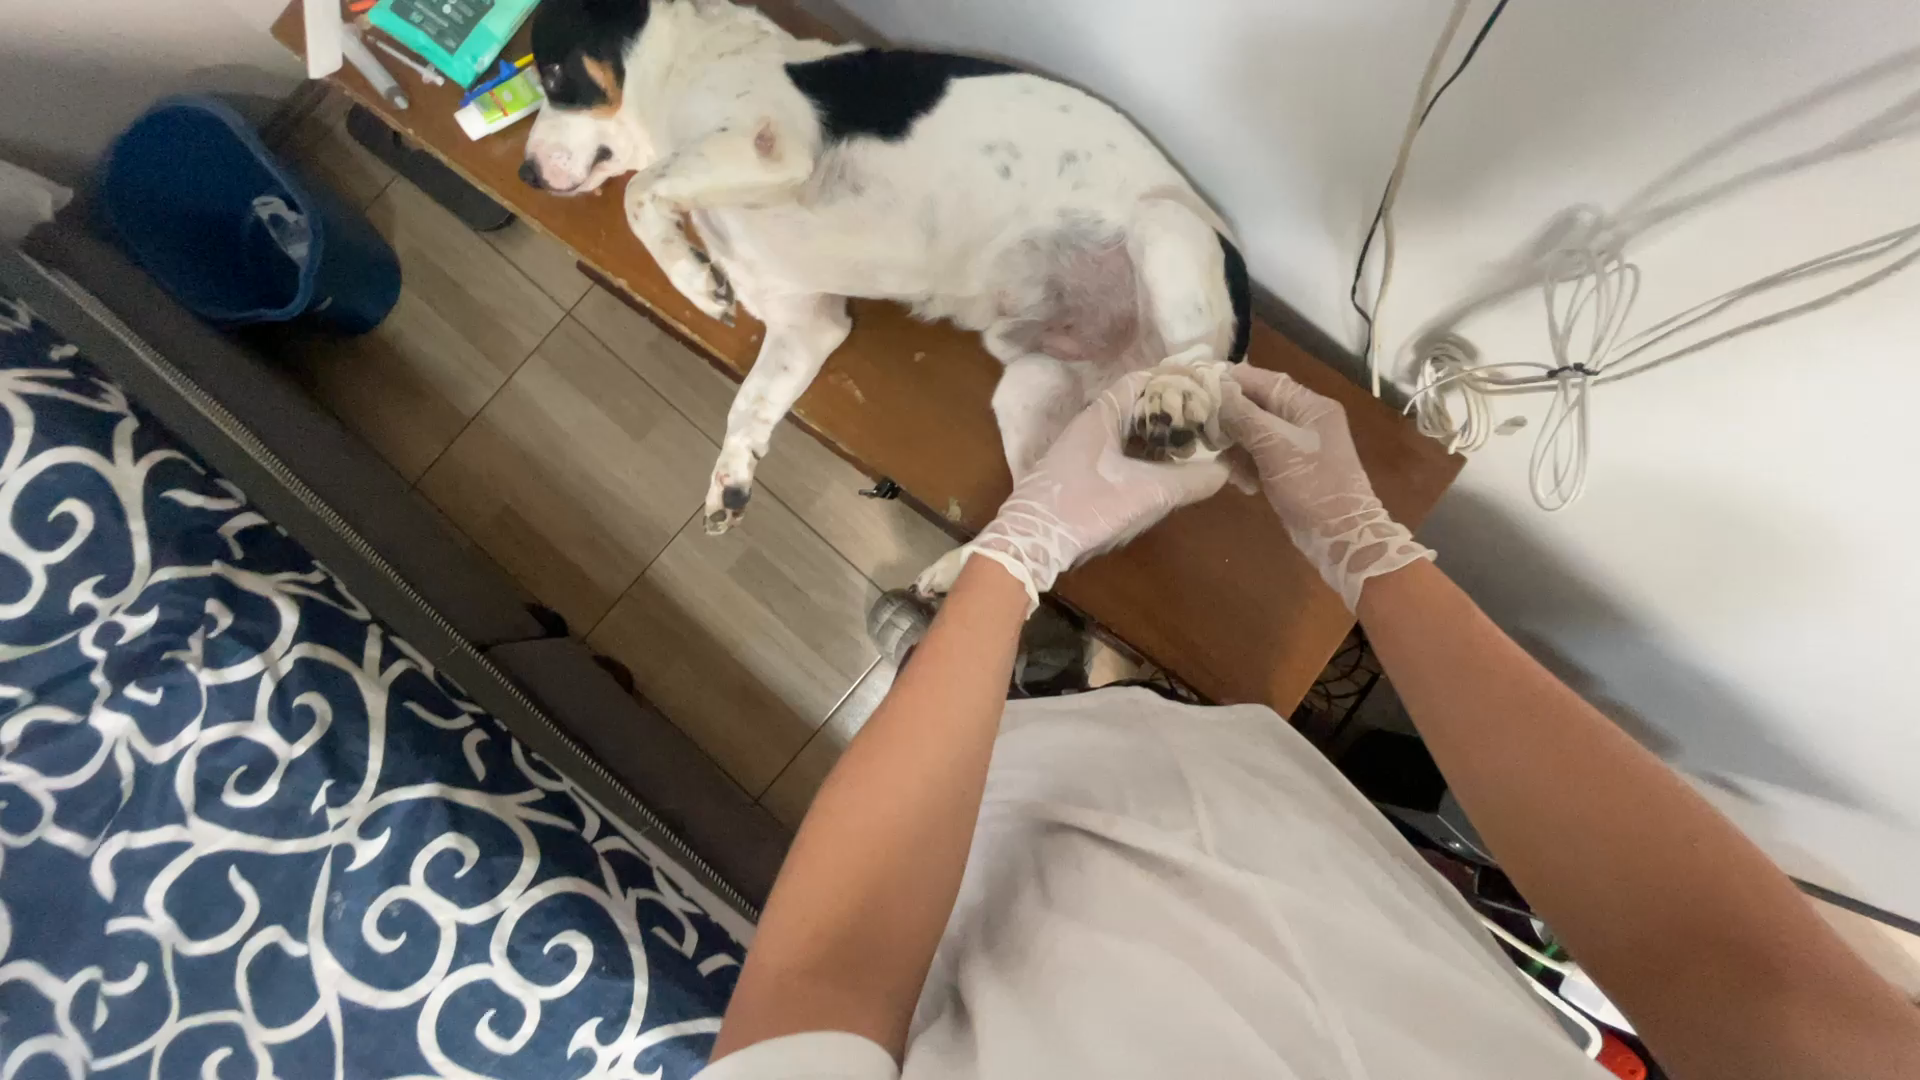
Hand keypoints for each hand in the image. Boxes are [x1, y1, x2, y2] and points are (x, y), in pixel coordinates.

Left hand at [965, 370, 1231, 612]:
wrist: (1030, 541)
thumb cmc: (1085, 508)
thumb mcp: (1146, 494)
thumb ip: (1190, 481)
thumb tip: (1224, 472)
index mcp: (1101, 415)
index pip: (1143, 380)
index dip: (1176, 380)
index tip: (1207, 389)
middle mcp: (1090, 425)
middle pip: (1137, 405)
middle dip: (1172, 411)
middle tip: (1207, 422)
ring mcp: (1082, 449)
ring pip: (1128, 431)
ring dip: (1158, 436)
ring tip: (1193, 447)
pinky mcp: (1079, 472)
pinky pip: (1118, 452)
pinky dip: (1143, 456)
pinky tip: (1164, 472)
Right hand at [1217, 367, 1432, 610]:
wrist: (1339, 535)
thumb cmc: (1312, 486)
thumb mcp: (1276, 448)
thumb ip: (1245, 416)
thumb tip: (1215, 390)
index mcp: (1308, 405)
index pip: (1262, 380)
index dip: (1229, 381)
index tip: (1195, 386)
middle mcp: (1303, 418)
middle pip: (1254, 405)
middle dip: (1228, 419)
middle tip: (1202, 431)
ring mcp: (1295, 443)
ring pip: (1251, 431)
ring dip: (1235, 446)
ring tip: (1227, 464)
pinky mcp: (1287, 466)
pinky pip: (1256, 454)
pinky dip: (1245, 464)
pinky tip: (1242, 482)